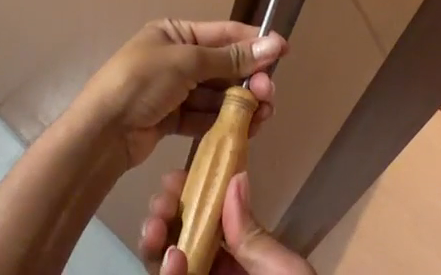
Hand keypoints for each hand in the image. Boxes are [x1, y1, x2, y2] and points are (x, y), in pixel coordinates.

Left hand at [77, 20, 286, 166]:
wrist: (101, 133)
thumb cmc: (141, 82)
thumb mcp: (187, 62)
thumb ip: (230, 58)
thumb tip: (272, 45)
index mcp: (175, 32)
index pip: (223, 34)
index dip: (253, 43)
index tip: (283, 51)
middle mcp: (176, 58)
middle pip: (223, 66)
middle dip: (248, 79)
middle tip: (268, 93)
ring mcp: (174, 90)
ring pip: (217, 94)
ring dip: (241, 103)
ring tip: (263, 114)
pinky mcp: (172, 119)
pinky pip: (205, 116)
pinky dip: (224, 121)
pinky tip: (245, 128)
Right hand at [139, 170, 315, 274]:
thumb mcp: (284, 271)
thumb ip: (253, 234)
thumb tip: (235, 176)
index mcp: (239, 262)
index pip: (206, 222)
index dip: (189, 196)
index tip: (176, 176)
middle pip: (178, 241)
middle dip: (163, 216)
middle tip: (161, 202)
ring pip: (166, 267)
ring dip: (155, 243)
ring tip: (157, 226)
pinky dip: (166, 274)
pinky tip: (173, 257)